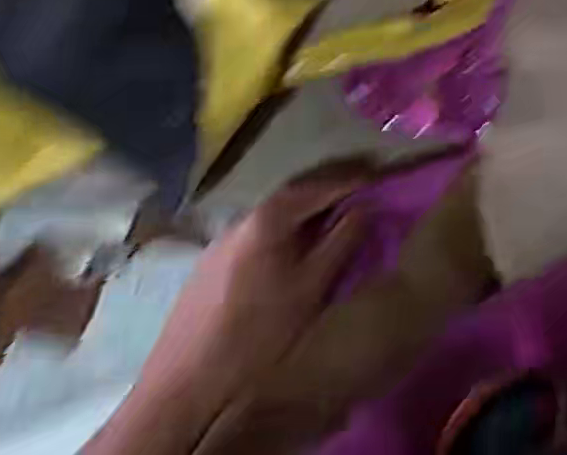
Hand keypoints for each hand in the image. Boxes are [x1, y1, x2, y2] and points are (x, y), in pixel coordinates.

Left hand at [129, 171, 369, 425]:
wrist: (182, 391)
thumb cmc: (259, 333)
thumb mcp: (315, 283)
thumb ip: (345, 237)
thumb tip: (368, 205)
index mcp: (268, 219)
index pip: (322, 183)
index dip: (357, 177)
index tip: (384, 175)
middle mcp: (241, 220)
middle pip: (297, 191)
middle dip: (334, 187)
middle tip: (368, 188)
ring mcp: (221, 242)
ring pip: (278, 213)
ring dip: (311, 208)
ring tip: (340, 214)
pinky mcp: (210, 265)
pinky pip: (261, 231)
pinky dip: (290, 226)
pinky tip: (300, 244)